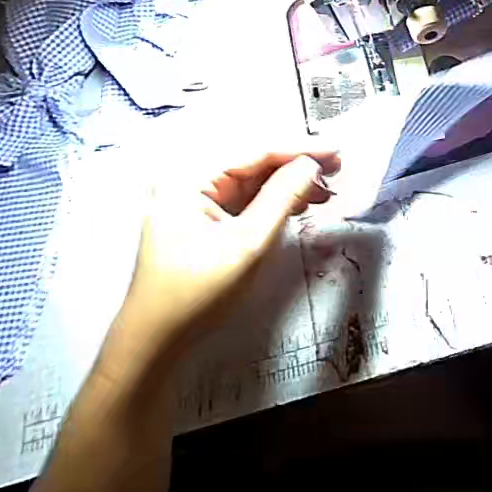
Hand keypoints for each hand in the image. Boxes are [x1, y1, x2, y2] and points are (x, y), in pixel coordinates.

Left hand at [111, 149, 341, 367]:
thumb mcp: (247, 245)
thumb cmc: (196, 295)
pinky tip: (297, 203)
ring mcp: (193, 201)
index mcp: (189, 177)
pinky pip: (243, 199)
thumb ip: (281, 199)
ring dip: (287, 183)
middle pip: (251, 162)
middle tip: (335, 168)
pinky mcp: (201, 220)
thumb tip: (309, 165)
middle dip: (295, 165)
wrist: (155, 343)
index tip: (334, 150)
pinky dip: (271, 200)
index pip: (253, 151)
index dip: (297, 149)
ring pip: (250, 181)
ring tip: (323, 189)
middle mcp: (188, 181)